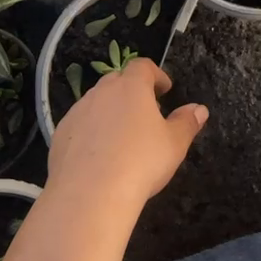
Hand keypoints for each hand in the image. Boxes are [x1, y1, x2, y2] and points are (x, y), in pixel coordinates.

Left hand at [48, 57, 207, 212]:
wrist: (90, 193)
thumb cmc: (141, 162)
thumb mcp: (174, 144)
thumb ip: (186, 123)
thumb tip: (199, 109)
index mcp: (131, 87)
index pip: (142, 66)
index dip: (155, 74)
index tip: (165, 89)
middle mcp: (102, 92)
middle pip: (117, 80)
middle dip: (131, 91)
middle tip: (145, 113)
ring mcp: (78, 111)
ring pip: (96, 102)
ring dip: (109, 111)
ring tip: (121, 137)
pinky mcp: (61, 133)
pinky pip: (80, 124)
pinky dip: (91, 132)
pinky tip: (98, 155)